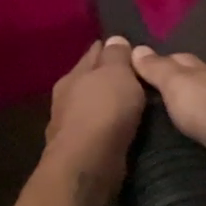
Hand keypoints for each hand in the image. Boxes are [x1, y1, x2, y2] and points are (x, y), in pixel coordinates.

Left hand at [44, 38, 145, 191]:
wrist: (87, 166)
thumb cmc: (103, 111)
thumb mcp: (117, 73)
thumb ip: (117, 55)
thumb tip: (114, 39)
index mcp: (73, 75)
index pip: (94, 52)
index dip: (113, 48)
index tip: (132, 49)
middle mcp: (65, 99)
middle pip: (92, 81)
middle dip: (111, 79)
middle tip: (140, 79)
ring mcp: (68, 128)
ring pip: (95, 108)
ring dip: (110, 107)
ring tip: (136, 107)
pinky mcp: (78, 153)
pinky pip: (99, 133)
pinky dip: (110, 130)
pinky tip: (125, 132)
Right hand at [130, 46, 205, 202]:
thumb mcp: (178, 83)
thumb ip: (158, 69)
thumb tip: (137, 47)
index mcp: (201, 72)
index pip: (176, 61)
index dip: (154, 64)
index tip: (128, 73)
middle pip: (185, 87)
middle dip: (162, 93)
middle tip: (129, 107)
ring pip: (191, 114)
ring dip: (173, 119)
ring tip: (141, 133)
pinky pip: (199, 139)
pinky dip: (184, 140)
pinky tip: (168, 150)